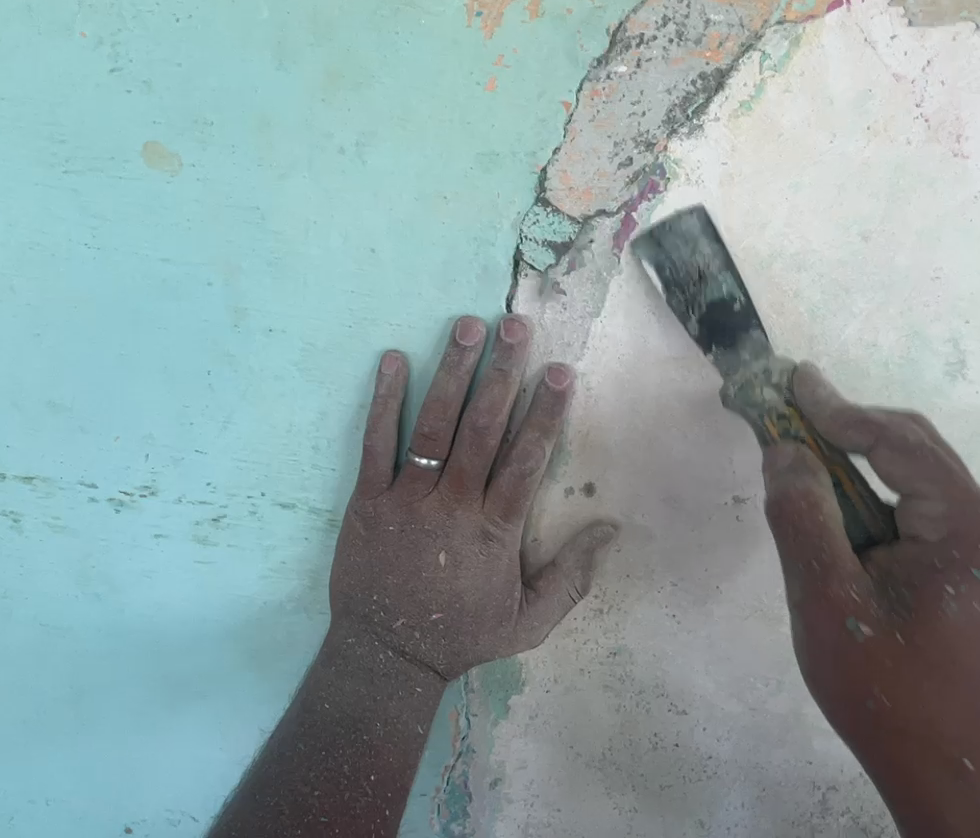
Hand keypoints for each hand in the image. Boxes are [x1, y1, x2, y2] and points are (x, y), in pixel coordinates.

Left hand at [329, 314, 617, 682]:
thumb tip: (612, 528)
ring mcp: (407, 499)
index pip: (526, 460)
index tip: (559, 370)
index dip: (544, 413)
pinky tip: (392, 360)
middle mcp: (453, 505)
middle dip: (502, 374)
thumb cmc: (461, 634)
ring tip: (465, 326)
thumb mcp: (529, 622)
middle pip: (481, 430)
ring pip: (433, 426)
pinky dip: (383, 401)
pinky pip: (375, 443)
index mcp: (494, 531)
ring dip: (451, 373)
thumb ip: (572, 578)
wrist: (385, 655)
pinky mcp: (367, 499)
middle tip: (515, 324)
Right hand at [763, 364, 979, 837]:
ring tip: (799, 453)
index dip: (837, 409)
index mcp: (971, 529)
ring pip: (914, 481)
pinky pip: (917, 513)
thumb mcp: (827, 601)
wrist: (950, 778)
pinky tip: (834, 506)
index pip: (898, 444)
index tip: (789, 380)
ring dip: (855, 464)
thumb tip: (784, 448)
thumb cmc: (887, 692)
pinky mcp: (973, 575)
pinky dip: (870, 499)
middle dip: (846, 429)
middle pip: (913, 452)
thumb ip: (803, 515)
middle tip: (786, 410)